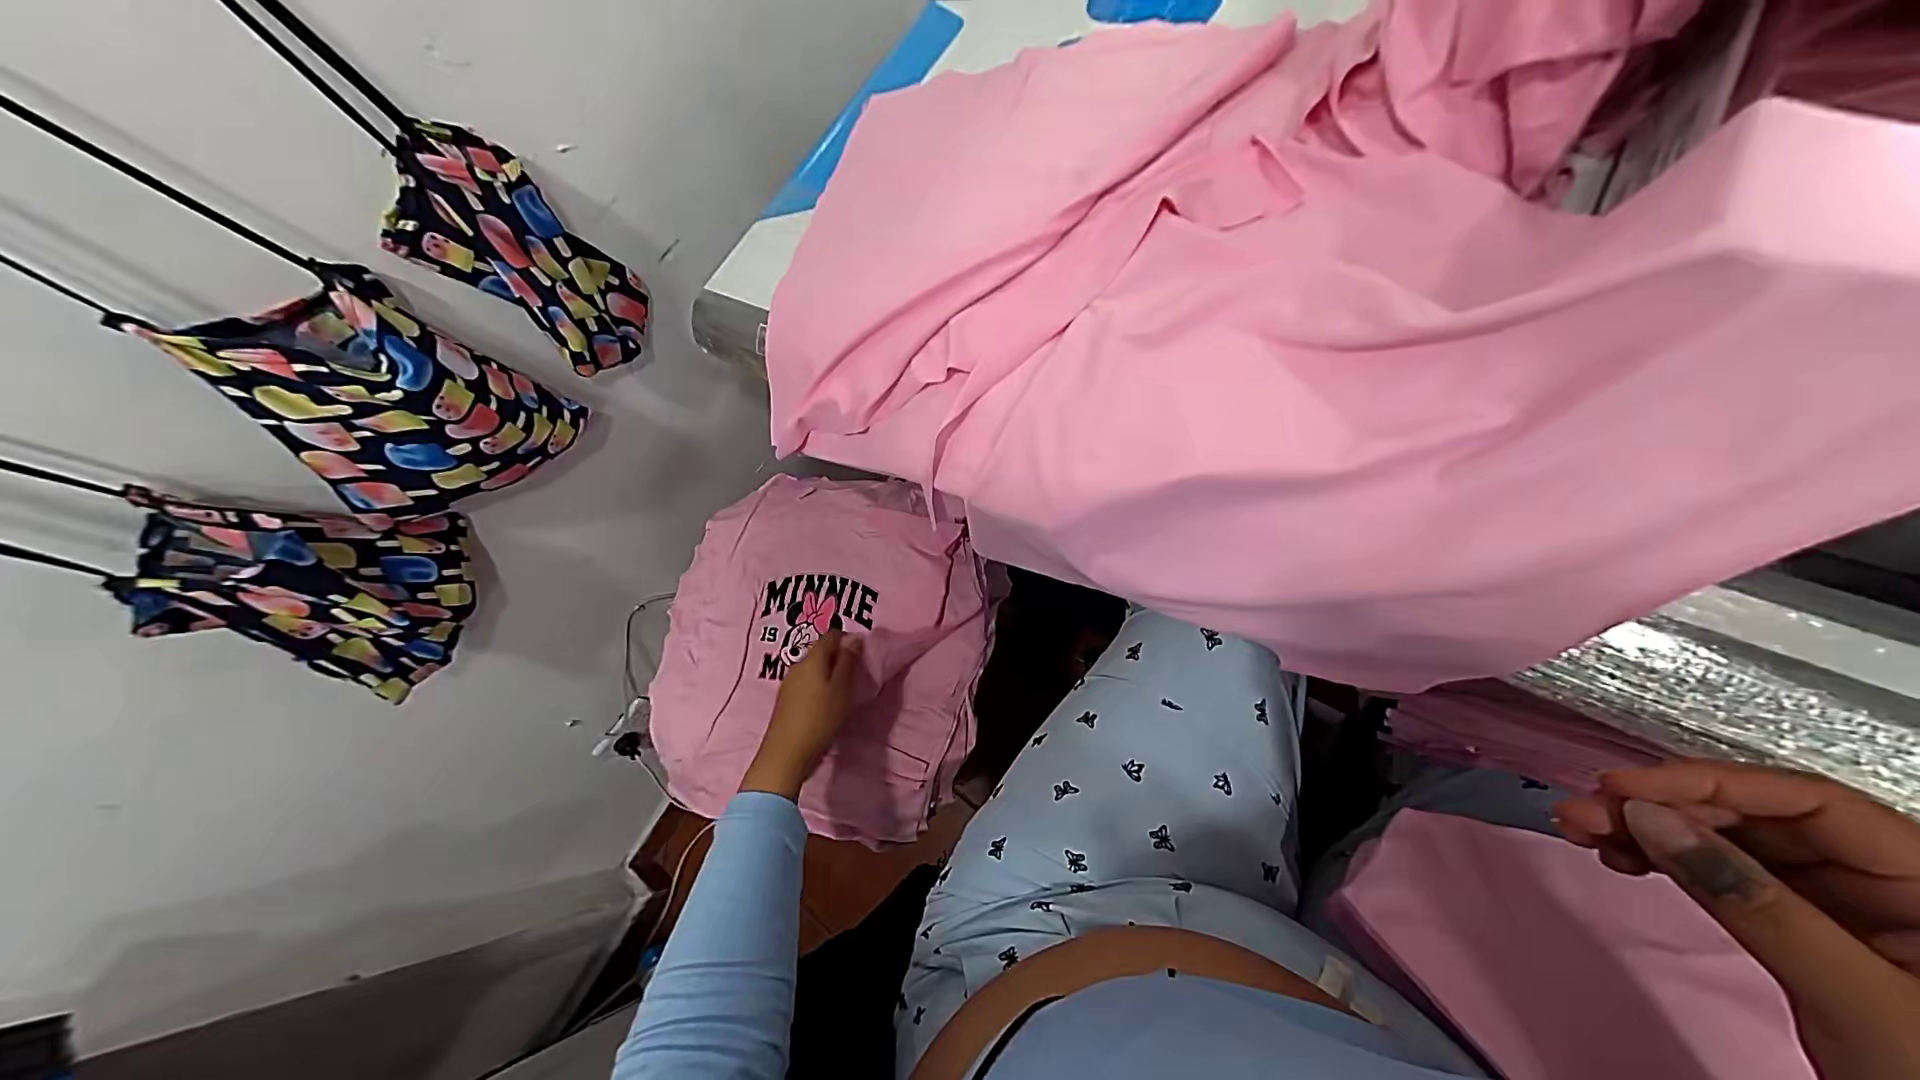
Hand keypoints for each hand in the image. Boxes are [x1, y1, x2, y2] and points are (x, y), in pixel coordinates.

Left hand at [739, 630, 862, 799]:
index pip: (831, 635)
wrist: (785, 754)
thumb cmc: (819, 718)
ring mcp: (788, 682)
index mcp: (812, 658)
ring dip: (828, 673)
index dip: (848, 640)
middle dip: (838, 656)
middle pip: (821, 650)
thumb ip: (848, 661)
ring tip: (843, 690)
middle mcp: (797, 665)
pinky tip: (825, 703)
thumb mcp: (841, 689)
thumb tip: (853, 637)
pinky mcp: (786, 699)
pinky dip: (818, 685)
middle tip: (855, 674)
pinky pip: (806, 682)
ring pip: (813, 667)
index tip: (861, 656)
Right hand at [1554, 761, 1919, 1079]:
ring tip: (1580, 829)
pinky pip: (1721, 874)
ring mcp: (1843, 906)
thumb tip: (1648, 818)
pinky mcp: (1800, 927)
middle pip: (1755, 819)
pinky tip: (1619, 855)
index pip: (1809, 804)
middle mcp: (1886, 883)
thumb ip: (1756, 904)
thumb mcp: (1857, 1001)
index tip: (1619, 786)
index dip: (1709, 784)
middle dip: (1659, 809)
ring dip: (1645, 830)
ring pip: (1726, 842)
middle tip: (1580, 813)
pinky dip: (1663, 860)